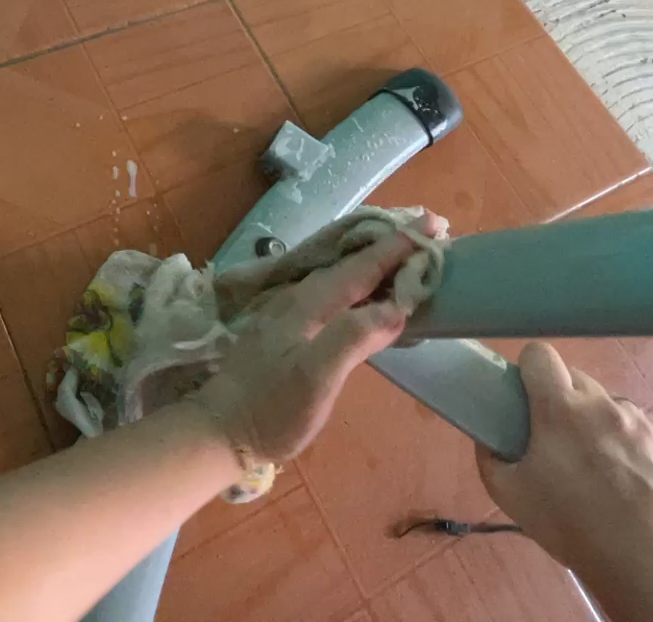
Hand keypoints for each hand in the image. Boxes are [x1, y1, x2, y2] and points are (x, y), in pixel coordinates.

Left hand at [192, 217, 442, 463]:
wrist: (221, 429)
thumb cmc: (271, 408)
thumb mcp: (316, 378)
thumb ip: (352, 338)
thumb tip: (395, 306)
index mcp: (307, 304)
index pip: (359, 267)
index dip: (396, 246)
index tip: (431, 223)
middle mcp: (297, 299)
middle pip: (349, 265)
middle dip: (388, 246)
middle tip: (428, 231)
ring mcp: (289, 313)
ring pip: (339, 277)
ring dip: (373, 262)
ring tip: (405, 254)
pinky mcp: (287, 329)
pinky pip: (331, 293)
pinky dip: (357, 284)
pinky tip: (367, 294)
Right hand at [476, 342, 652, 621]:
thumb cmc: (574, 528)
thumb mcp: (509, 494)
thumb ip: (490, 456)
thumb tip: (490, 439)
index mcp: (561, 408)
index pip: (541, 354)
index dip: (530, 369)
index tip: (527, 395)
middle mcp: (606, 406)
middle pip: (577, 378)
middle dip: (564, 399)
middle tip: (559, 438)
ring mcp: (647, 426)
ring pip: (613, 407)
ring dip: (601, 424)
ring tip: (602, 467)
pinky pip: (646, 432)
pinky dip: (634, 446)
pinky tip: (635, 483)